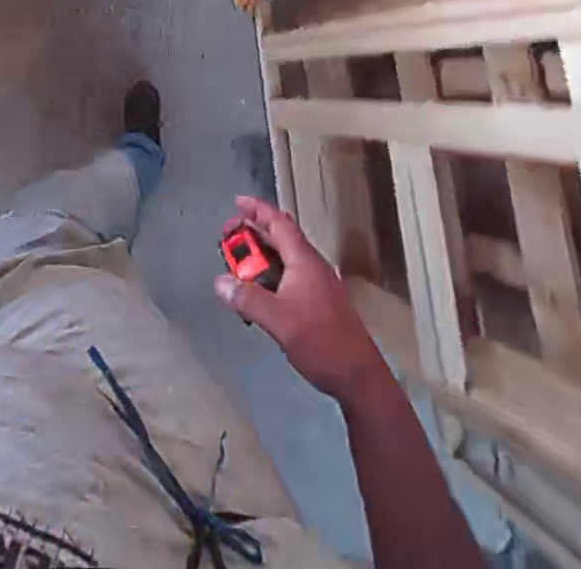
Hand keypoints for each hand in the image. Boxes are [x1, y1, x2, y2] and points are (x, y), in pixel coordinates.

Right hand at [215, 196, 388, 401]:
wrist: (359, 380)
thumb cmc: (322, 343)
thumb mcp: (278, 320)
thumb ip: (247, 298)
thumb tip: (220, 283)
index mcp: (304, 262)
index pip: (279, 223)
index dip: (257, 208)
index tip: (236, 201)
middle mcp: (311, 267)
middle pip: (279, 237)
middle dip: (251, 232)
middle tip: (226, 239)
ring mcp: (315, 284)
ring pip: (282, 257)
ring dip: (257, 256)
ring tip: (235, 267)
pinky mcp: (315, 301)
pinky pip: (285, 276)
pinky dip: (266, 275)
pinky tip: (253, 293)